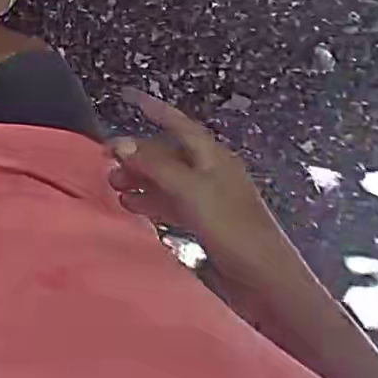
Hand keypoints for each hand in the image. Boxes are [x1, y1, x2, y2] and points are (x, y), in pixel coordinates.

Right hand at [107, 87, 285, 276]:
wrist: (268, 282)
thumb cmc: (231, 226)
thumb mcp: (189, 190)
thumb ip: (153, 165)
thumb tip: (120, 143)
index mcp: (210, 154)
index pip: (176, 121)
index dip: (152, 107)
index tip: (127, 95)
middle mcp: (208, 169)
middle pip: (166, 152)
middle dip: (137, 154)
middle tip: (108, 162)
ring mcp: (208, 196)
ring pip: (166, 178)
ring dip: (140, 179)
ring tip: (114, 186)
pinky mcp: (206, 222)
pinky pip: (172, 202)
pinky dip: (152, 201)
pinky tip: (133, 205)